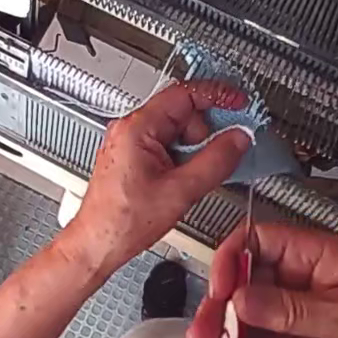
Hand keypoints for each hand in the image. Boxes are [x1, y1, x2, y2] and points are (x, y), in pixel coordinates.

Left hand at [60, 82, 250, 273]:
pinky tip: (179, 183)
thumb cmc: (122, 221)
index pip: (184, 93)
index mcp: (136, 127)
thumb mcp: (181, 191)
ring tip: (187, 180)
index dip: (216, 96)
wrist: (98, 244)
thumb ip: (216, 160)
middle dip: (204, 134)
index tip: (238, 103)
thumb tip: (238, 139)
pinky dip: (181, 160)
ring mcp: (129, 143)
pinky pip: (166, 147)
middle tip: (215, 156)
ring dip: (192, 150)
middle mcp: (129, 129)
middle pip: (182, 113)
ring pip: (176, 132)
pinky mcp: (132, 158)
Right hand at [187, 221, 337, 337]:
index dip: (232, 262)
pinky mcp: (307, 330)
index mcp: (317, 252)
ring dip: (230, 337)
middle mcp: (305, 272)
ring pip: (254, 314)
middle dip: (222, 310)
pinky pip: (269, 337)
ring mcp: (304, 302)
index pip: (259, 241)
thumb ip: (293, 309)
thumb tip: (242, 300)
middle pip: (248, 281)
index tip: (219, 292)